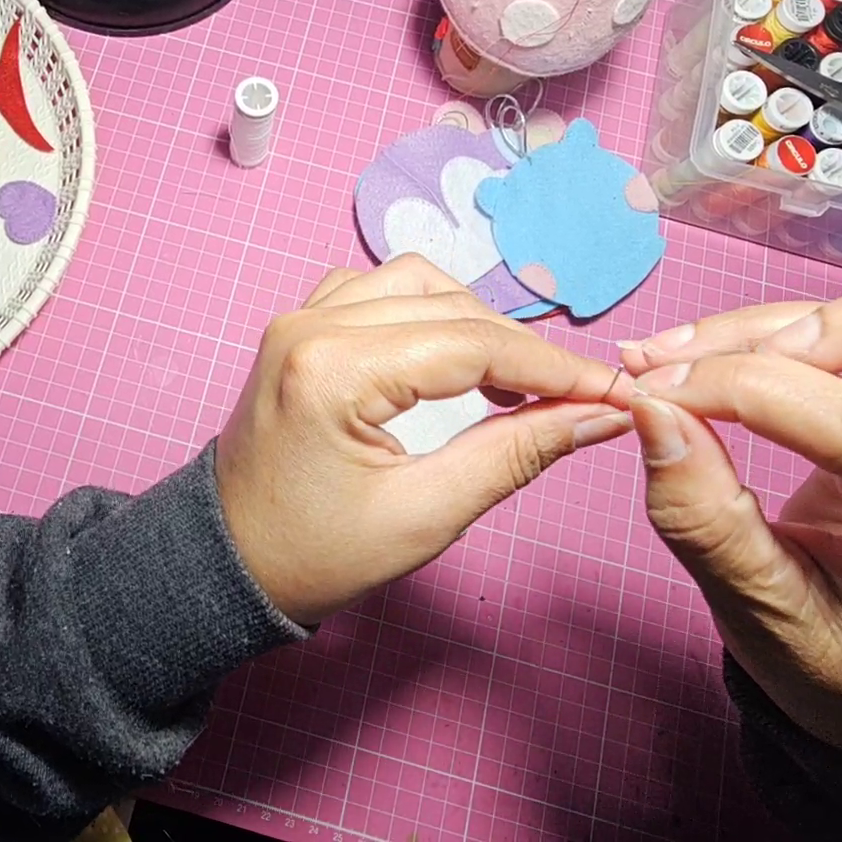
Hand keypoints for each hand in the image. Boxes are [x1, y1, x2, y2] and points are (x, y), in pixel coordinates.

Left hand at [216, 255, 631, 624]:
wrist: (231, 558)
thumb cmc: (315, 553)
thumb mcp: (424, 515)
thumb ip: (515, 454)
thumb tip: (595, 414)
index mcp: (333, 370)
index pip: (468, 344)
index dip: (550, 366)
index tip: (610, 390)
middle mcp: (310, 325)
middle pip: (445, 304)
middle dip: (517, 346)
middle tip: (570, 395)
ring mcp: (297, 319)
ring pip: (412, 282)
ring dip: (471, 320)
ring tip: (509, 378)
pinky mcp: (296, 328)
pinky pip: (373, 290)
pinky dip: (422, 309)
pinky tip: (444, 351)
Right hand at [618, 283, 841, 754]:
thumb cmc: (836, 663)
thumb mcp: (757, 617)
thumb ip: (701, 517)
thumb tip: (652, 408)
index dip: (767, 396)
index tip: (663, 392)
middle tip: (735, 353)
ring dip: (807, 318)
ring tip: (690, 350)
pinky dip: (800, 325)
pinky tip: (721, 348)